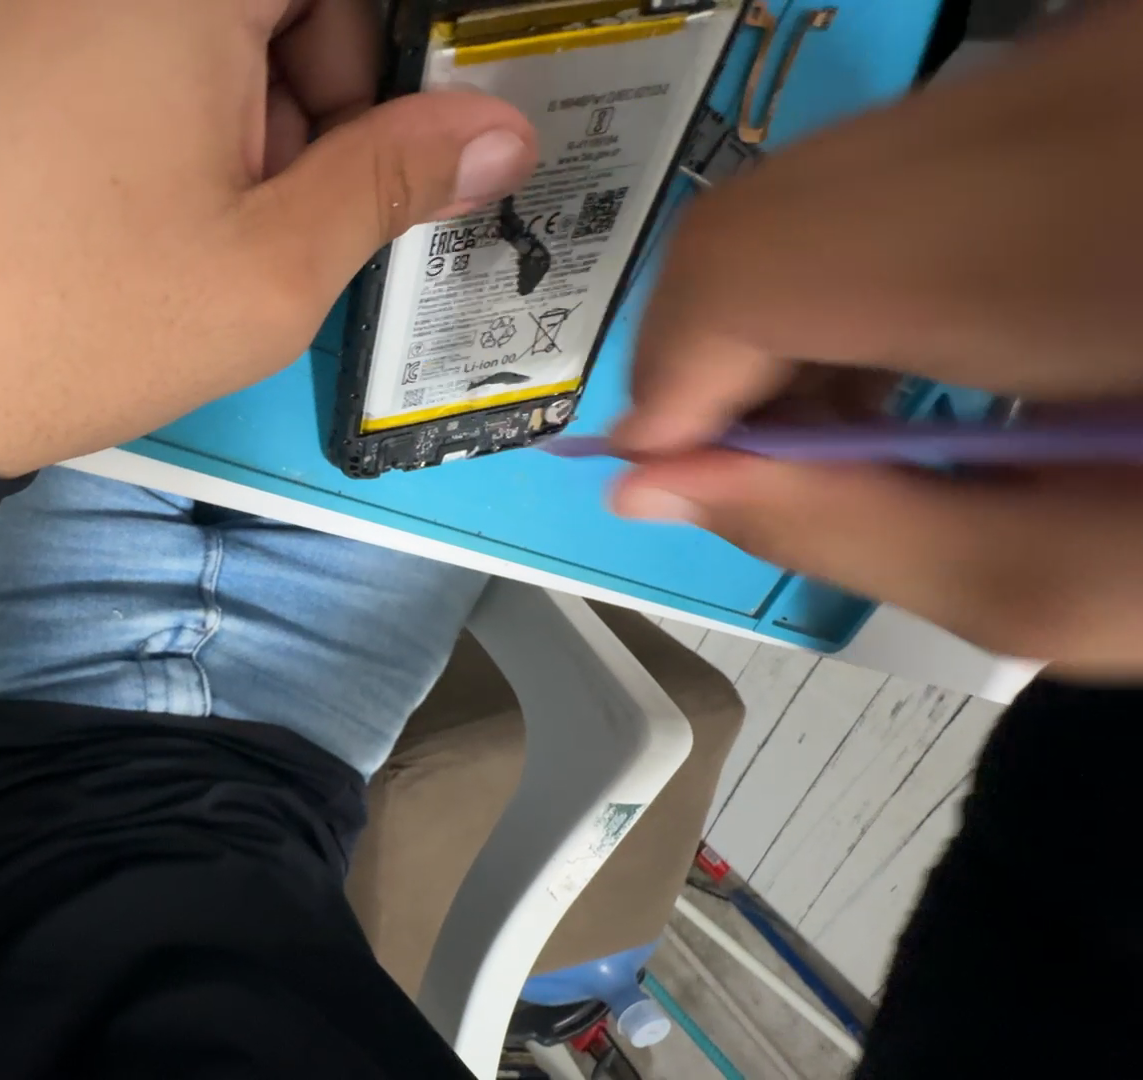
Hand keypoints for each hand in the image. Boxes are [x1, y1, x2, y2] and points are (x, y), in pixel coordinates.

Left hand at [0, 0, 537, 477]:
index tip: (393, 138)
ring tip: (216, 225)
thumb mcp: (276, 267)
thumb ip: (398, 178)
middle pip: (279, 0)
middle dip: (319, 89)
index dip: (384, 55)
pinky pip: (140, 51)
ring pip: (211, 28)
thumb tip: (503, 129)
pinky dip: (183, 115)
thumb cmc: (99, 323)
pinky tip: (161, 207)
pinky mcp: (7, 44)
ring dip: (250, 114)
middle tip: (294, 204)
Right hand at [608, 2, 1142, 673]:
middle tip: (757, 451)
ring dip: (773, 315)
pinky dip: (845, 267)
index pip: (746, 267)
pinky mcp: (1100, 60)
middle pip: (752, 219)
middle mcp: (1088, 97)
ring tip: (850, 407)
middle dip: (705, 356)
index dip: (670, 379)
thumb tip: (648, 487)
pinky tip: (921, 339)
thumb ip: (834, 532)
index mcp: (1091, 234)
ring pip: (807, 187)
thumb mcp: (1088, 584)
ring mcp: (1099, 55)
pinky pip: (884, 162)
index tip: (674, 471)